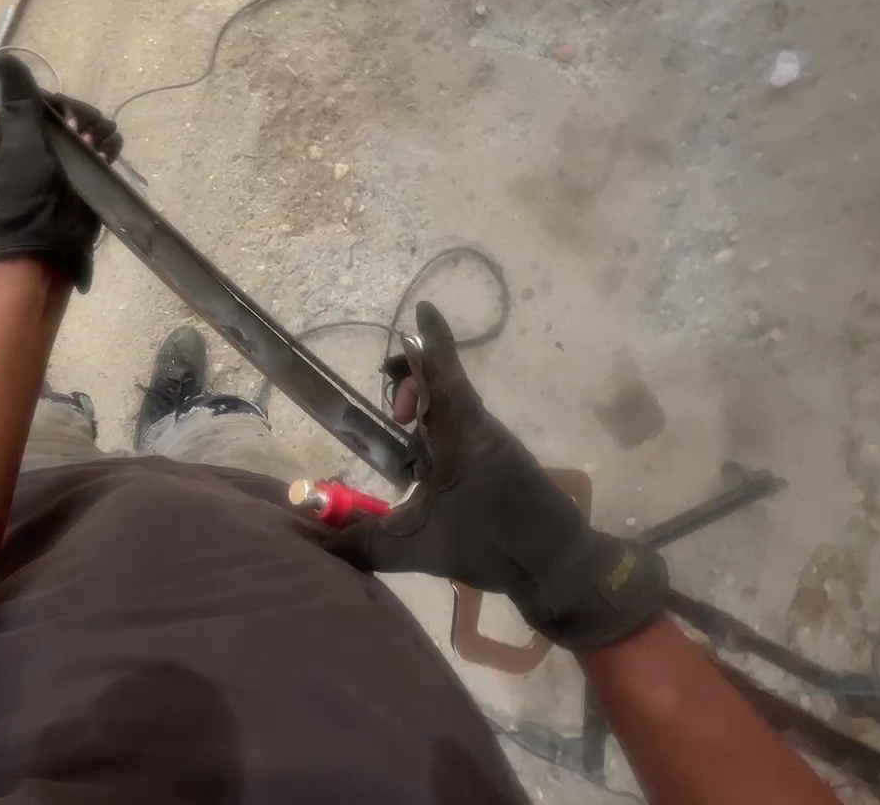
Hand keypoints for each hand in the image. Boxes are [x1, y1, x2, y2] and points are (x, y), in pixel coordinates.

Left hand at [0, 54, 121, 292]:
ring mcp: (62, 159)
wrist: (51, 240)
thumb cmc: (28, 191)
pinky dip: (109, 146)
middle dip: (79, 118)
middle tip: (84, 135)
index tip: (64, 117)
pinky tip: (108, 155)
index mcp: (10, 136)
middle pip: (64, 112)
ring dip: (97, 130)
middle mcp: (36, 144)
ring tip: (98, 148)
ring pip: (86, 126)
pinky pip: (102, 147)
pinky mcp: (85, 173)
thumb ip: (19, 101)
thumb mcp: (19, 142)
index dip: (54, 104)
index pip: (35, 102)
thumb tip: (4, 59)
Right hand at [327, 302, 666, 648]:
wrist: (562, 569)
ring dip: (422, 407)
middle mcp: (477, 428)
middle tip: (394, 414)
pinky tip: (424, 467)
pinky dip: (435, 429)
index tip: (424, 310)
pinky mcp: (499, 460)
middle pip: (441, 382)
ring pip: (450, 404)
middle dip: (410, 382)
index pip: (443, 372)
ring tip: (402, 437)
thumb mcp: (421, 548)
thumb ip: (364, 544)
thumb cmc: (494, 545)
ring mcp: (491, 443)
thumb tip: (318, 545)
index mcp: (462, 433)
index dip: (431, 342)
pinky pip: (459, 426)